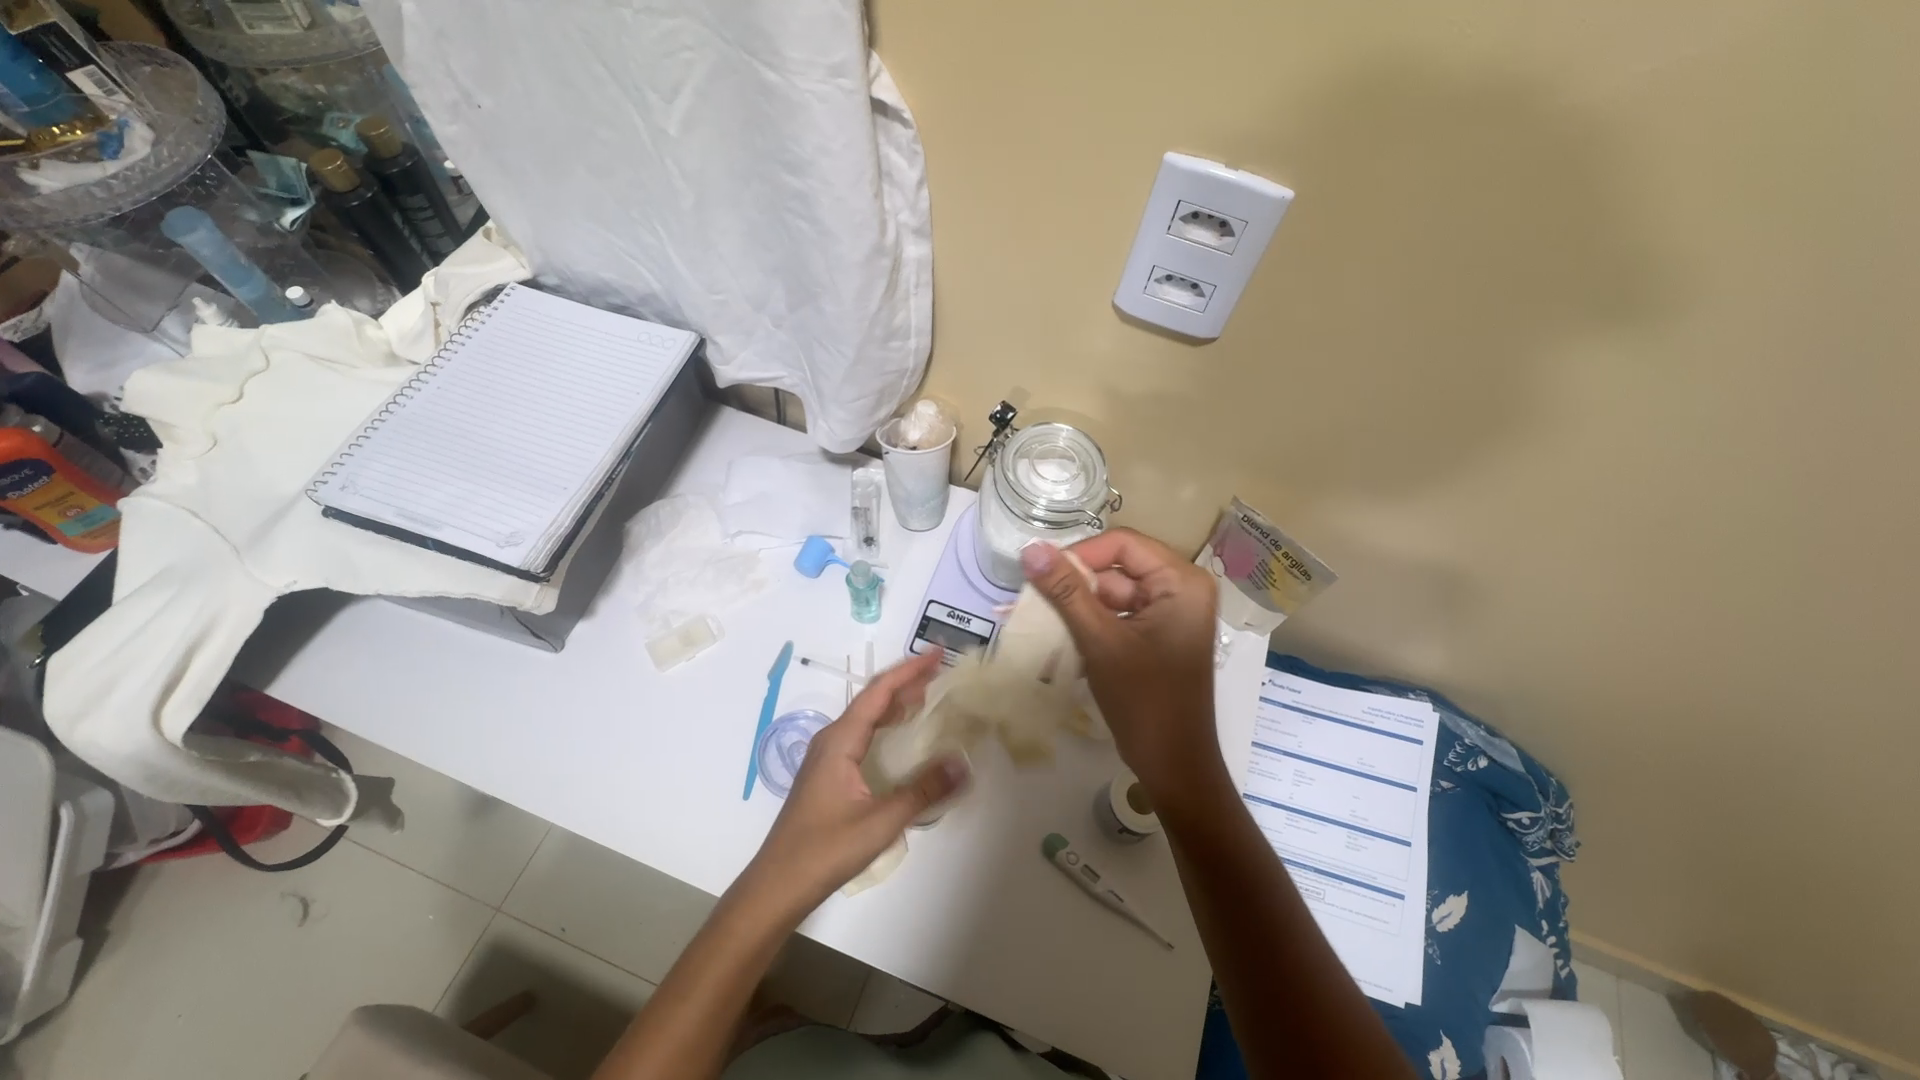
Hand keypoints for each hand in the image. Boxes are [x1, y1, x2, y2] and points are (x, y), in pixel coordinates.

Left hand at [743, 650, 969, 911]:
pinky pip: (862, 738)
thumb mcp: (881, 821)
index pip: (879, 693)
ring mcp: (827, 759)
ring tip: (930, 697)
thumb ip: (923, 791)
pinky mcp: (829, 776)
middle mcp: (831, 741)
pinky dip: (887, 729)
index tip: (939, 654)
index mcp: (840, 741)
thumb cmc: (826, 849)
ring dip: (897, 705)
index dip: (910, 671)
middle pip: (873, 700)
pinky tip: (904, 740)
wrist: (779, 883)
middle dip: (907, 683)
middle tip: (943, 673)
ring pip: (867, 720)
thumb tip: (962, 763)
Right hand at [1021, 530, 1223, 801]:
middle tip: (1028, 601)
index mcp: (1182, 582)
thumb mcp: (1100, 641)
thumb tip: (1030, 548)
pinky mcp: (1156, 636)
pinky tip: (1051, 638)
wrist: (1173, 765)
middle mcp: (1181, 589)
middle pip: (1116, 567)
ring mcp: (1170, 614)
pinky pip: (1116, 617)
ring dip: (1074, 607)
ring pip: (1111, 594)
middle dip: (1072, 584)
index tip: (1039, 576)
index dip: (1078, 555)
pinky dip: (1087, 626)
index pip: (1122, 544)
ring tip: (1031, 619)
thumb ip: (1065, 591)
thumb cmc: (1144, 700)